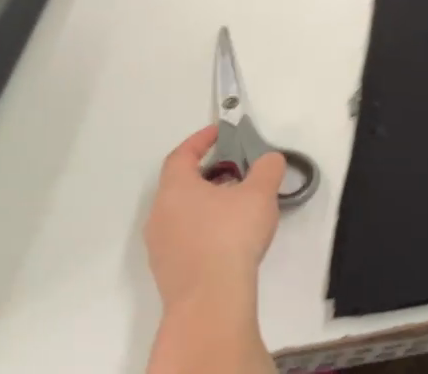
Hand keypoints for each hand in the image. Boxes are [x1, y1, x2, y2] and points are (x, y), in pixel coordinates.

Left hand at [144, 125, 285, 310]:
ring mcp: (160, 244)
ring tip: (241, 203)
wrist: (210, 296)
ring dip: (209, 200)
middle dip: (212, 172)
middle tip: (241, 169)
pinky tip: (231, 234)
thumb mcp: (260, 192)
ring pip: (184, 210)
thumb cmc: (231, 234)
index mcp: (176, 190)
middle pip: (182, 184)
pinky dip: (206, 224)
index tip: (220, 132)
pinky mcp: (168, 267)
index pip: (181, 156)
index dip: (200, 140)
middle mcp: (159, 214)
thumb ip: (267, 168)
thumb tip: (268, 160)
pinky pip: (186, 234)